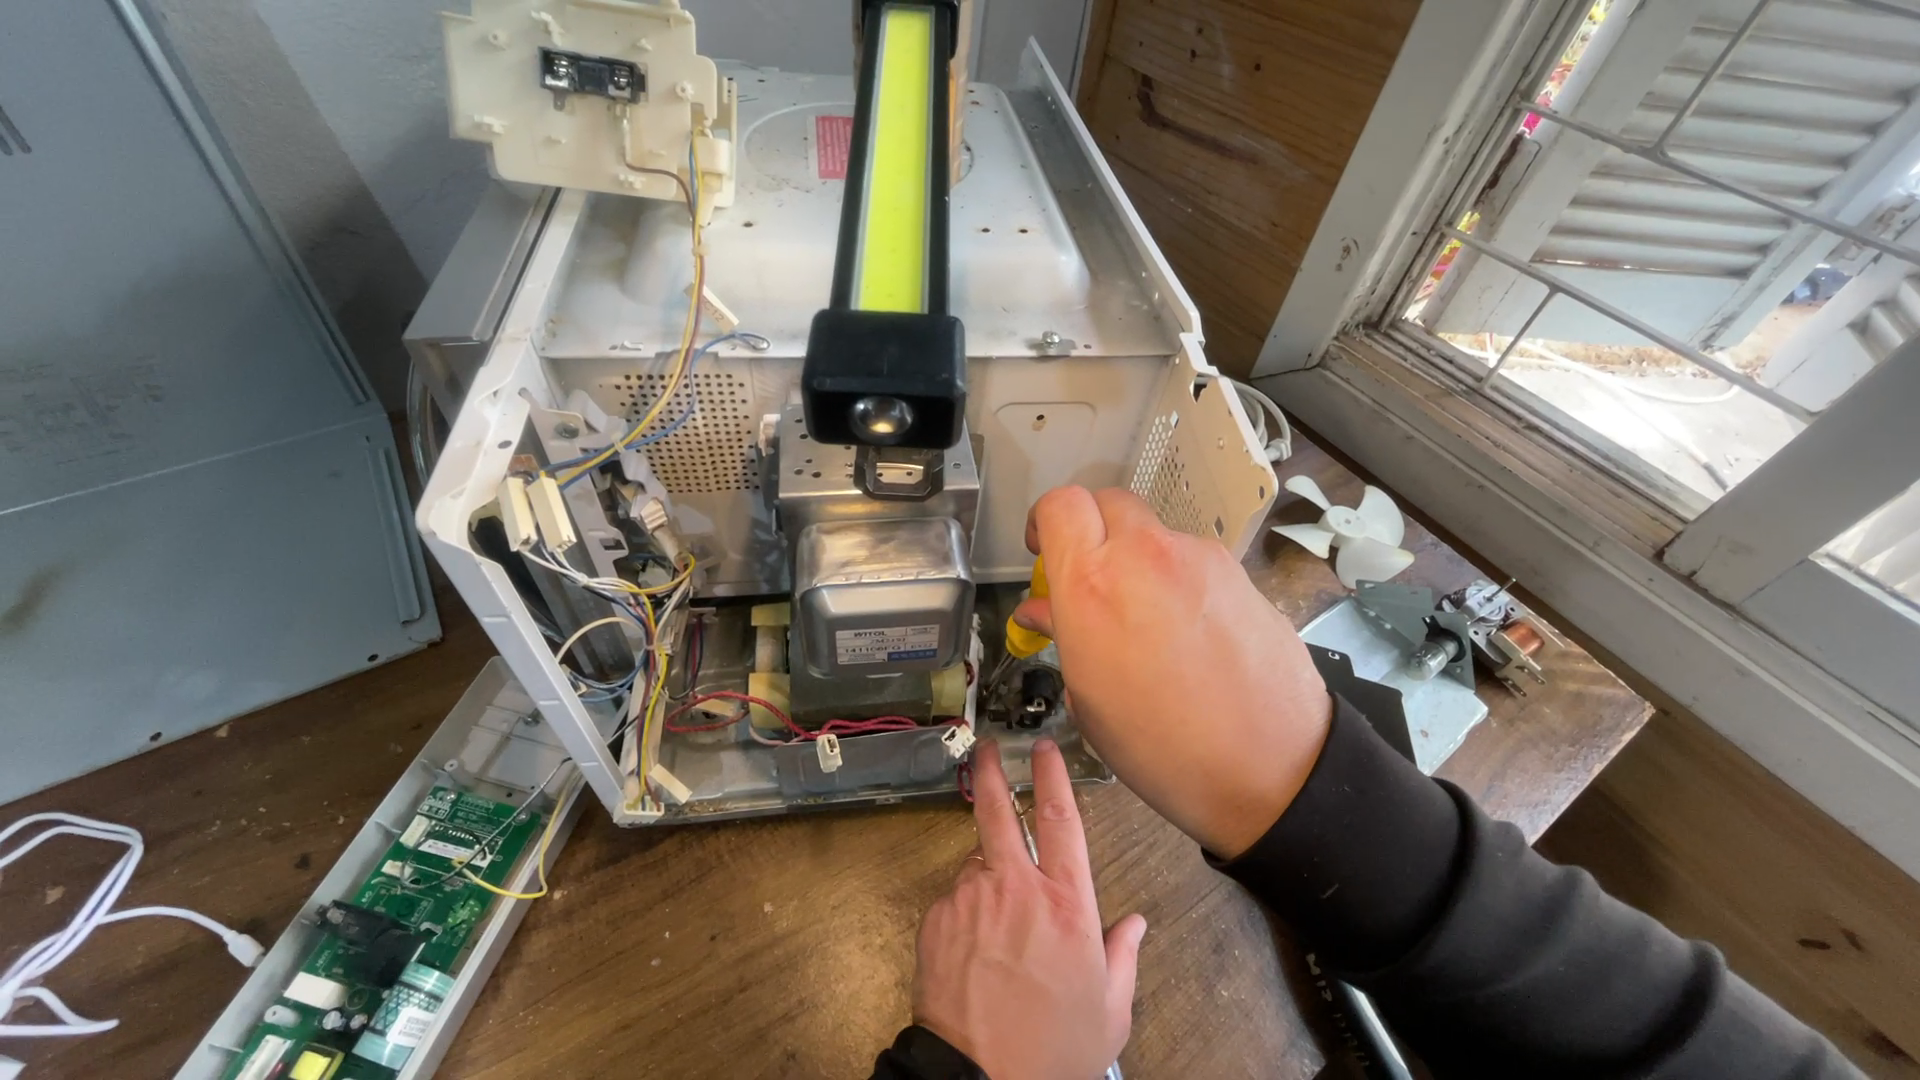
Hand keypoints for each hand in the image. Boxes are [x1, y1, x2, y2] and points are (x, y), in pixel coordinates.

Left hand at [912, 740, 1145, 1079]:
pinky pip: (956, 899)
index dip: (1051, 774)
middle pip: (999, 810)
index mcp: (1066, 903)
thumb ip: (1124, 956)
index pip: (1060, 819)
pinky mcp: (938, 918)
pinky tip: (975, 951)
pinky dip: (967, 910)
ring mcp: (971, 898)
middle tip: (986, 749)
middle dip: (992, 771)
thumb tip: (1136, 922)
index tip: (1043, 747)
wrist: (979, 1078)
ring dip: (987, 876)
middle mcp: (1016, 887)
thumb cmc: (1053, 1046)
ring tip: (998, 929)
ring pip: (977, 863)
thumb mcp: (1109, 1009)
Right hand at [1013, 487, 1331, 857]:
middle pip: (1106, 501)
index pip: (1060, 504)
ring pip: (1152, 532)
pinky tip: (1186, 629)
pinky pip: (1191, 558)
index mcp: (1092, 587)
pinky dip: (1176, 578)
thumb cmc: (1164, 749)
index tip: (1043, 551)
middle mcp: (1144, 556)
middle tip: (1088, 576)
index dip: (1044, 521)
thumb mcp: (1089, 699)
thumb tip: (1043, 609)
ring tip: (1144, 616)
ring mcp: (1198, 559)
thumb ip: (1061, 635)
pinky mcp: (1238, 572)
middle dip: (1090, 530)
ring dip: (1136, 558)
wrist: (1271, 769)